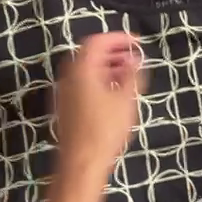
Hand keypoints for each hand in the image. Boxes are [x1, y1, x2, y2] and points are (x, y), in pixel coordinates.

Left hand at [55, 32, 144, 179]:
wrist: (81, 164)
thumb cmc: (104, 130)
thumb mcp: (125, 100)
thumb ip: (131, 75)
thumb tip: (134, 59)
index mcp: (81, 69)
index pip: (97, 41)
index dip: (118, 38)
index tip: (136, 42)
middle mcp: (68, 77)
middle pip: (90, 54)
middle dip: (113, 52)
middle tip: (134, 56)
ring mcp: (65, 93)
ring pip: (86, 70)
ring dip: (107, 67)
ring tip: (128, 74)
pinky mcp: (66, 108)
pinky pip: (83, 84)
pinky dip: (99, 80)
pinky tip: (114, 93)